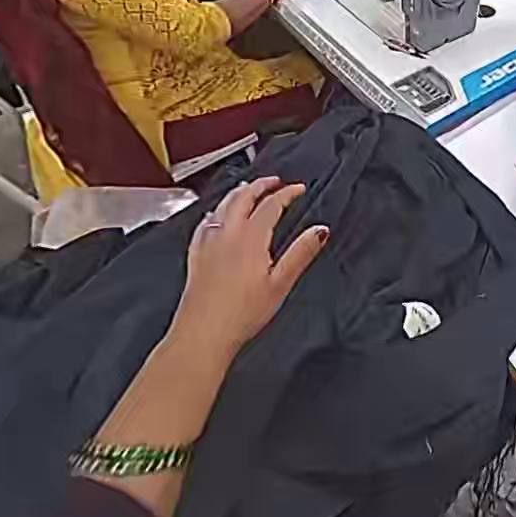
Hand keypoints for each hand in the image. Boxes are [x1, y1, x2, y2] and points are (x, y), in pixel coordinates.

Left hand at [168, 177, 328, 357]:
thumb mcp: (281, 283)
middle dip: (260, 185)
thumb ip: (301, 253)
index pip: (271, 205)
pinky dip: (215, 213)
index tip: (298, 189)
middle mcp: (227, 236)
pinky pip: (204, 225)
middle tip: (274, 181)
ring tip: (247, 189)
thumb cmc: (241, 314)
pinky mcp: (196, 258)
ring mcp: (208, 245)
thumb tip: (320, 230)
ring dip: (238, 194)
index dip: (286, 193)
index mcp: (250, 239)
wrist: (202, 335)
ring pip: (222, 207)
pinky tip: (214, 217)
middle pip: (243, 198)